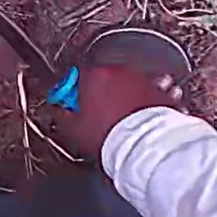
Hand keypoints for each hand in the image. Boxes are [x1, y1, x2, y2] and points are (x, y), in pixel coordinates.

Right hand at [56, 65, 185, 160]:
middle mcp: (119, 72)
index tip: (72, 104)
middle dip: (99, 94)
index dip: (73, 93)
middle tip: (95, 115)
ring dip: (121, 97)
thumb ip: (60, 114)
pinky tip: (138, 116)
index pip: (76, 77)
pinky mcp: (160, 90)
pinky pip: (147, 93)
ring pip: (126, 85)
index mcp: (94, 76)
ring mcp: (141, 79)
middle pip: (103, 79)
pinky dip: (142, 101)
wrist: (144, 144)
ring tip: (118, 119)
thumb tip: (56, 109)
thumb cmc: (108, 134)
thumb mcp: (73, 128)